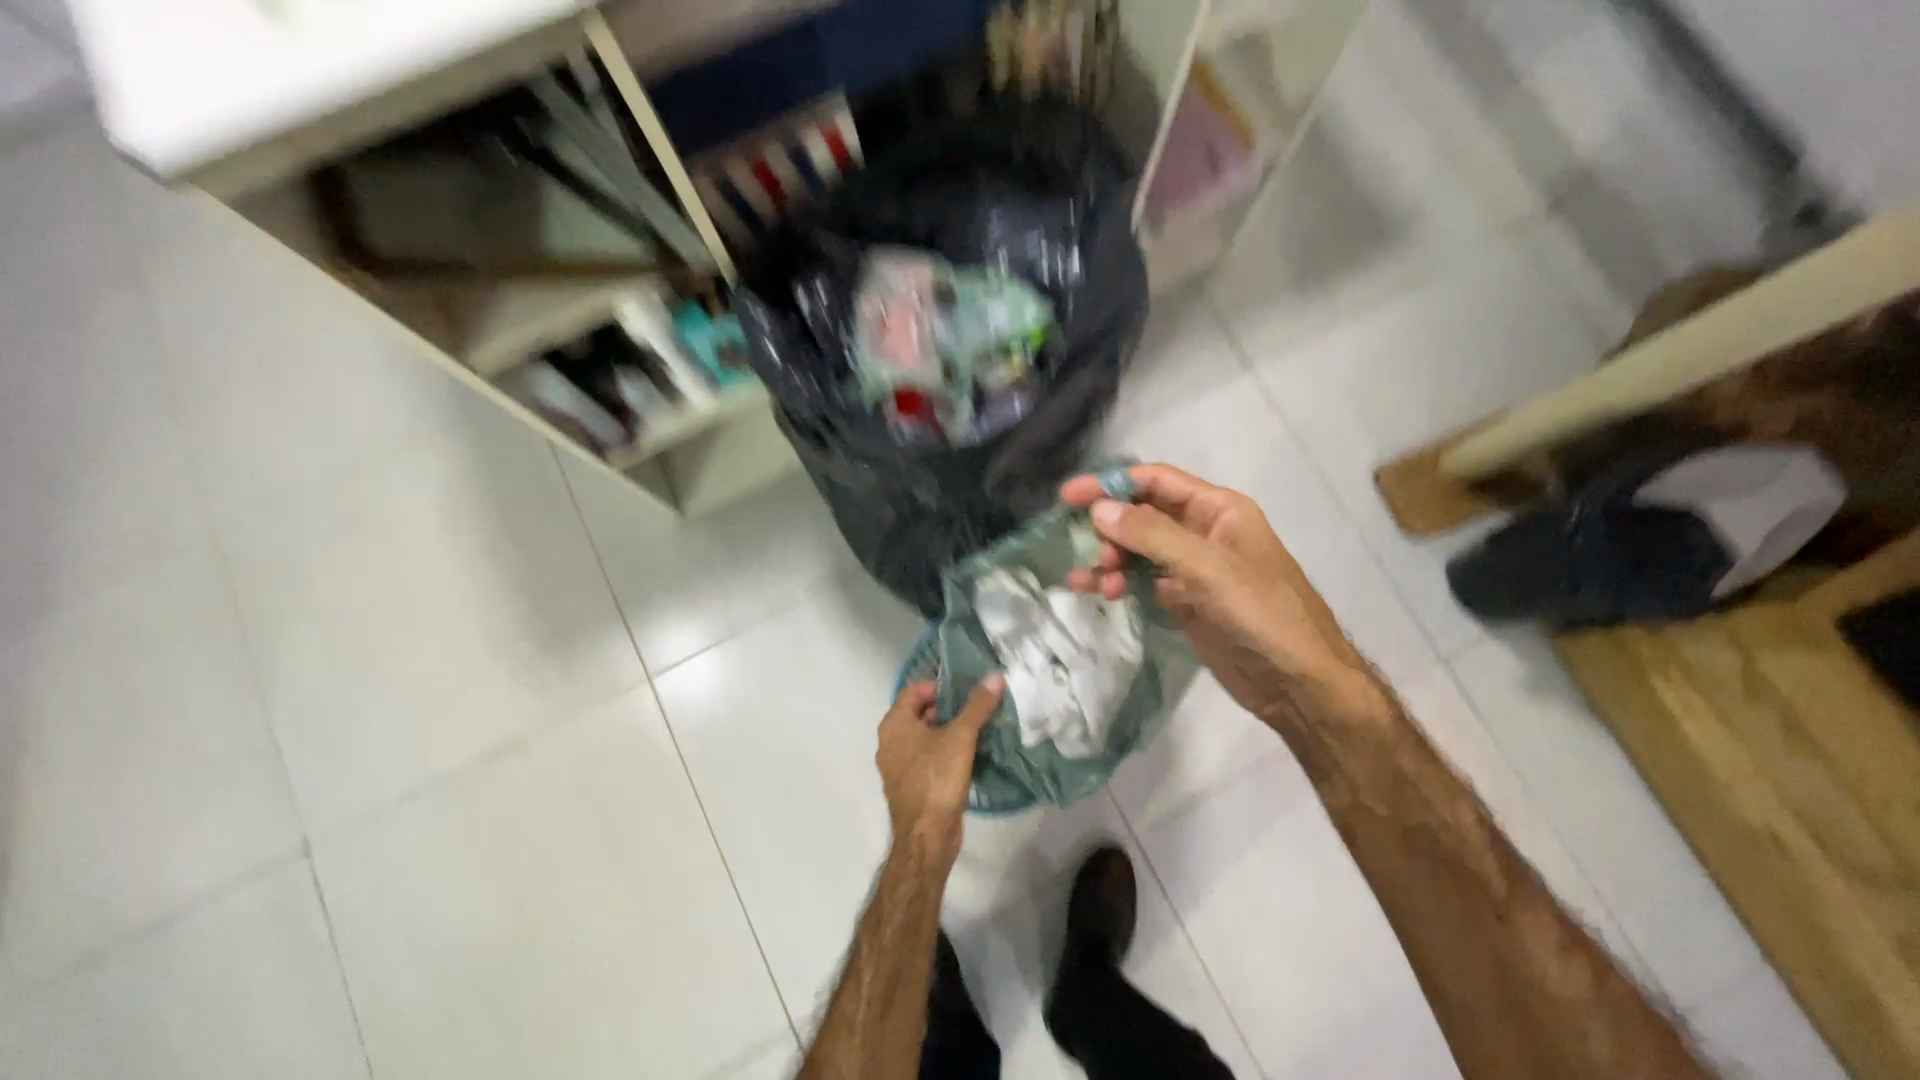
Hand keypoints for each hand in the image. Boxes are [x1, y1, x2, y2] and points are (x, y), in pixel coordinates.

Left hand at [875, 675, 1004, 867]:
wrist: (927, 837)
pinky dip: (947, 752)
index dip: (940, 686)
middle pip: (921, 713)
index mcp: (894, 725)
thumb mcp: (960, 738)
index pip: (914, 690)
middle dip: (949, 708)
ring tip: (981, 727)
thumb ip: (977, 706)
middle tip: (979, 706)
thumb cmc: (937, 780)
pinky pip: (930, 758)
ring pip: (926, 737)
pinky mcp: (913, 785)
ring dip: (951, 731)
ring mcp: (900, 766)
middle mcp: (891, 742)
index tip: (967, 690)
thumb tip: (995, 676)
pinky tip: (972, 755)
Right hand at [1060, 464, 1382, 729]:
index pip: (1156, 481)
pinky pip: (1142, 582)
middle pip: (1142, 514)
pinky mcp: (1185, 602)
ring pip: (1138, 551)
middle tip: (1088, 553)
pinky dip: (1119, 584)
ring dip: (1110, 559)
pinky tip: (1099, 594)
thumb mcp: (1209, 569)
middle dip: (1110, 528)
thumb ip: (1153, 536)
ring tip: (1088, 582)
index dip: (1111, 484)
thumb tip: (1099, 510)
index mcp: (1219, 510)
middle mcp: (1204, 532)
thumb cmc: (1264, 615)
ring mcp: (1193, 569)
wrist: (1299, 683)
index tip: (1068, 497)